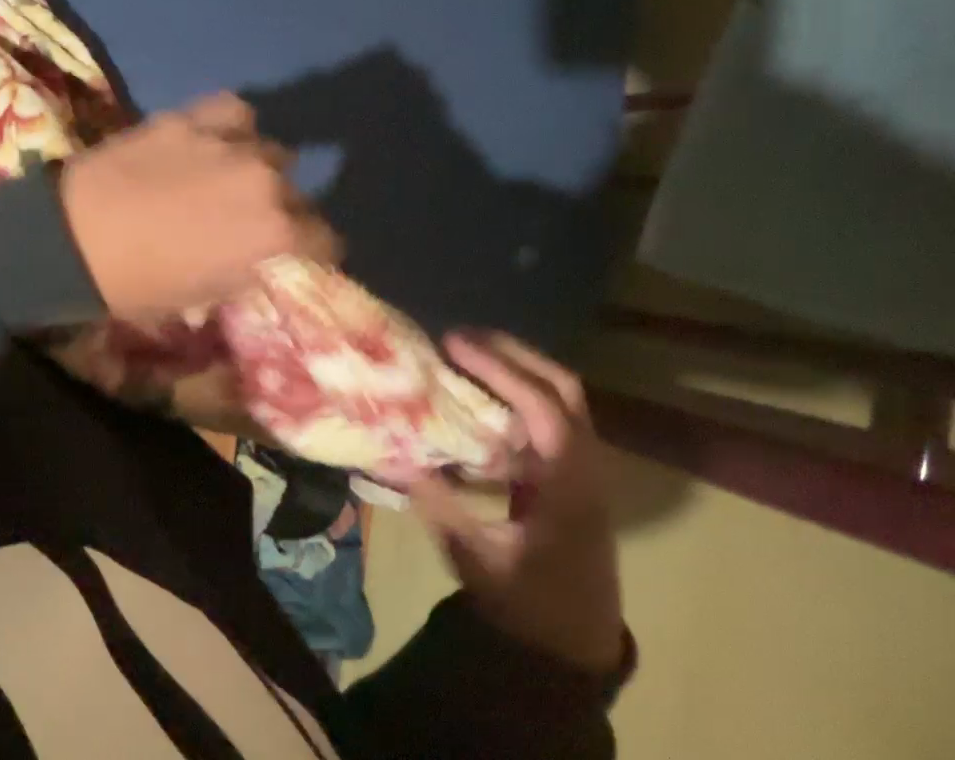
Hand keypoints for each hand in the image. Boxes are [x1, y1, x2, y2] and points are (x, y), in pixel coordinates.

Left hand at [57, 92, 338, 322]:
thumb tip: (252, 259)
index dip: (308, 251)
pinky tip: (214, 140)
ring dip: (256, 168)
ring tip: (224, 179)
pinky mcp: (191, 118)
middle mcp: (266, 184)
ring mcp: (229, 145)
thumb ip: (242, 271)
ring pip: (270, 151)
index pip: (324, 241)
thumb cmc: (134, 284)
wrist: (71, 238)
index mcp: (276, 237)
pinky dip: (230, 126)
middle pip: (296, 194)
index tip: (288, 257)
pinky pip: (233, 111)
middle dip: (279, 210)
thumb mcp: (200, 296)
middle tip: (242, 222)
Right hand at [407, 331, 625, 673]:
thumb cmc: (526, 600)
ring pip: (561, 400)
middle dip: (513, 355)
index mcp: (568, 484)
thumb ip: (437, 505)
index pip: (542, 409)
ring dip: (516, 370)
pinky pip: (548, 420)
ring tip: (465, 354)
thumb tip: (392, 456)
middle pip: (563, 390)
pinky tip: (476, 398)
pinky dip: (515, 396)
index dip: (499, 371)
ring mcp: (582, 469)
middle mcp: (585, 466)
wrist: (571, 639)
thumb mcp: (475, 558)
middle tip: (459, 337)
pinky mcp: (567, 476)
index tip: (452, 344)